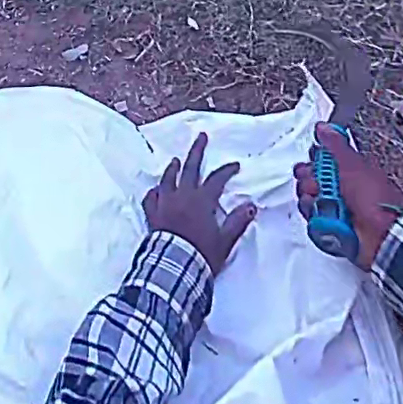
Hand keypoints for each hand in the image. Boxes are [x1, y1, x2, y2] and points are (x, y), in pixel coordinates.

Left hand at [144, 132, 256, 272]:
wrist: (175, 266)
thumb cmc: (203, 254)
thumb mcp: (225, 241)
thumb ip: (237, 221)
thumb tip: (251, 206)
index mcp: (202, 200)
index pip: (217, 180)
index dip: (227, 171)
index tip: (235, 165)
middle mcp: (182, 195)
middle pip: (190, 168)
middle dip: (197, 151)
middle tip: (201, 136)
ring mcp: (165, 202)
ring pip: (168, 178)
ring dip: (173, 168)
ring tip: (176, 160)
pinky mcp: (152, 213)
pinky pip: (151, 197)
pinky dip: (155, 191)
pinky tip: (156, 189)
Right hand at [293, 124, 402, 268]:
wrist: (386, 236)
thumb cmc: (376, 199)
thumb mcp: (354, 165)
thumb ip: (336, 145)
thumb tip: (323, 127)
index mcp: (347, 172)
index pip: (317, 161)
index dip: (313, 162)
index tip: (316, 164)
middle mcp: (340, 190)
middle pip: (308, 179)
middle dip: (309, 181)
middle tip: (319, 186)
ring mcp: (335, 209)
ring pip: (307, 199)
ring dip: (313, 200)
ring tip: (327, 204)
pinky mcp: (331, 228)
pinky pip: (311, 220)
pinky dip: (316, 218)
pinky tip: (327, 216)